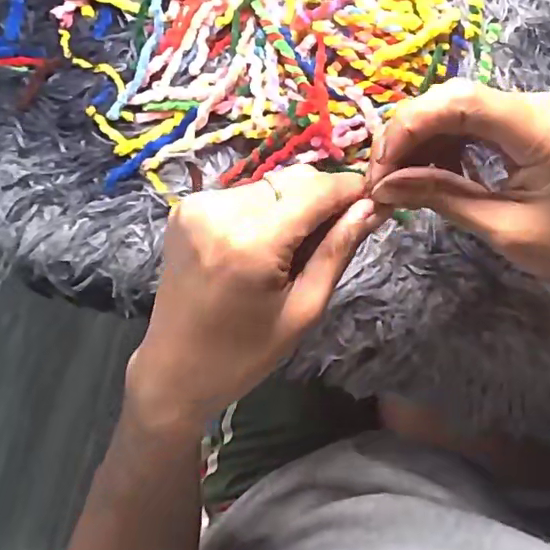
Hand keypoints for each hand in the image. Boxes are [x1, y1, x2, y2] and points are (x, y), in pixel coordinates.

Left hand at [127, 165, 385, 435]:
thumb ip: (338, 250)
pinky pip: (245, 192)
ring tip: (295, 244)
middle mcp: (221, 210)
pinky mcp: (187, 206)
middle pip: (294, 179)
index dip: (352, 188)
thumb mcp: (304, 309)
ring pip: (271, 183)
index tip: (377, 199)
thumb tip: (374, 206)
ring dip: (294, 202)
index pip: (317, 189)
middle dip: (324, 197)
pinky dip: (265, 207)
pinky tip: (264, 240)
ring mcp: (199, 204)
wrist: (172, 369)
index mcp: (252, 241)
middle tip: (338, 230)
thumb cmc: (245, 353)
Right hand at [365, 80, 549, 291]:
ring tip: (400, 177)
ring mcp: (531, 108)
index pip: (461, 102)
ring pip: (457, 107)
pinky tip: (429, 169)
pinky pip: (472, 119)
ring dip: (422, 139)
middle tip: (382, 176)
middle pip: (454, 98)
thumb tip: (384, 186)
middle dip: (409, 133)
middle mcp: (536, 104)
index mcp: (541, 129)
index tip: (382, 167)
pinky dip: (444, 142)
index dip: (411, 126)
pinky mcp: (524, 119)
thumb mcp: (502, 228)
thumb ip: (441, 197)